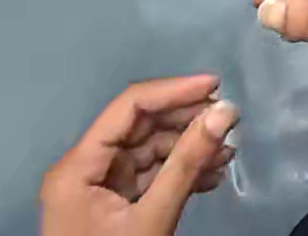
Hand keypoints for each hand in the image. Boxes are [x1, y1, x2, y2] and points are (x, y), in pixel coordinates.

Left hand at [40, 75, 239, 235]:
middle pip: (142, 124)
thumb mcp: (152, 222)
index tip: (216, 85)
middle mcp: (85, 166)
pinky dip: (181, 171)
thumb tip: (226, 110)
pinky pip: (150, 174)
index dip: (174, 89)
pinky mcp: (114, 205)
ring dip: (190, 147)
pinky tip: (213, 174)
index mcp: (78, 165)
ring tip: (229, 151)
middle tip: (229, 119)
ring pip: (150, 148)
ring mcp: (99, 186)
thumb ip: (187, 162)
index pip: (130, 106)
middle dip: (187, 120)